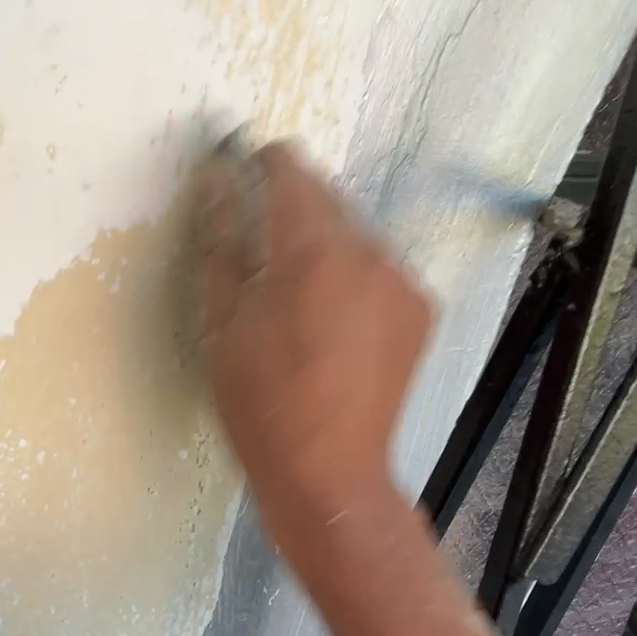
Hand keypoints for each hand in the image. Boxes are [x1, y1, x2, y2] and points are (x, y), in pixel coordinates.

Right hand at [196, 139, 433, 532]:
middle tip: (258, 249)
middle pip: (326, 198)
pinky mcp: (420, 308)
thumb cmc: (260, 405)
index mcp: (313, 253)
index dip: (262, 163)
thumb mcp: (222, 326)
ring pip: (354, 233)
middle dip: (290, 207)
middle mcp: (370, 253)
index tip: (241, 173)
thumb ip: (222, 245)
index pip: (291, 171)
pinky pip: (377, 267)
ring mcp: (403, 281)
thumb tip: (216, 184)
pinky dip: (350, 274)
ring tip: (295, 296)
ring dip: (321, 243)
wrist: (328, 472)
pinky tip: (330, 320)